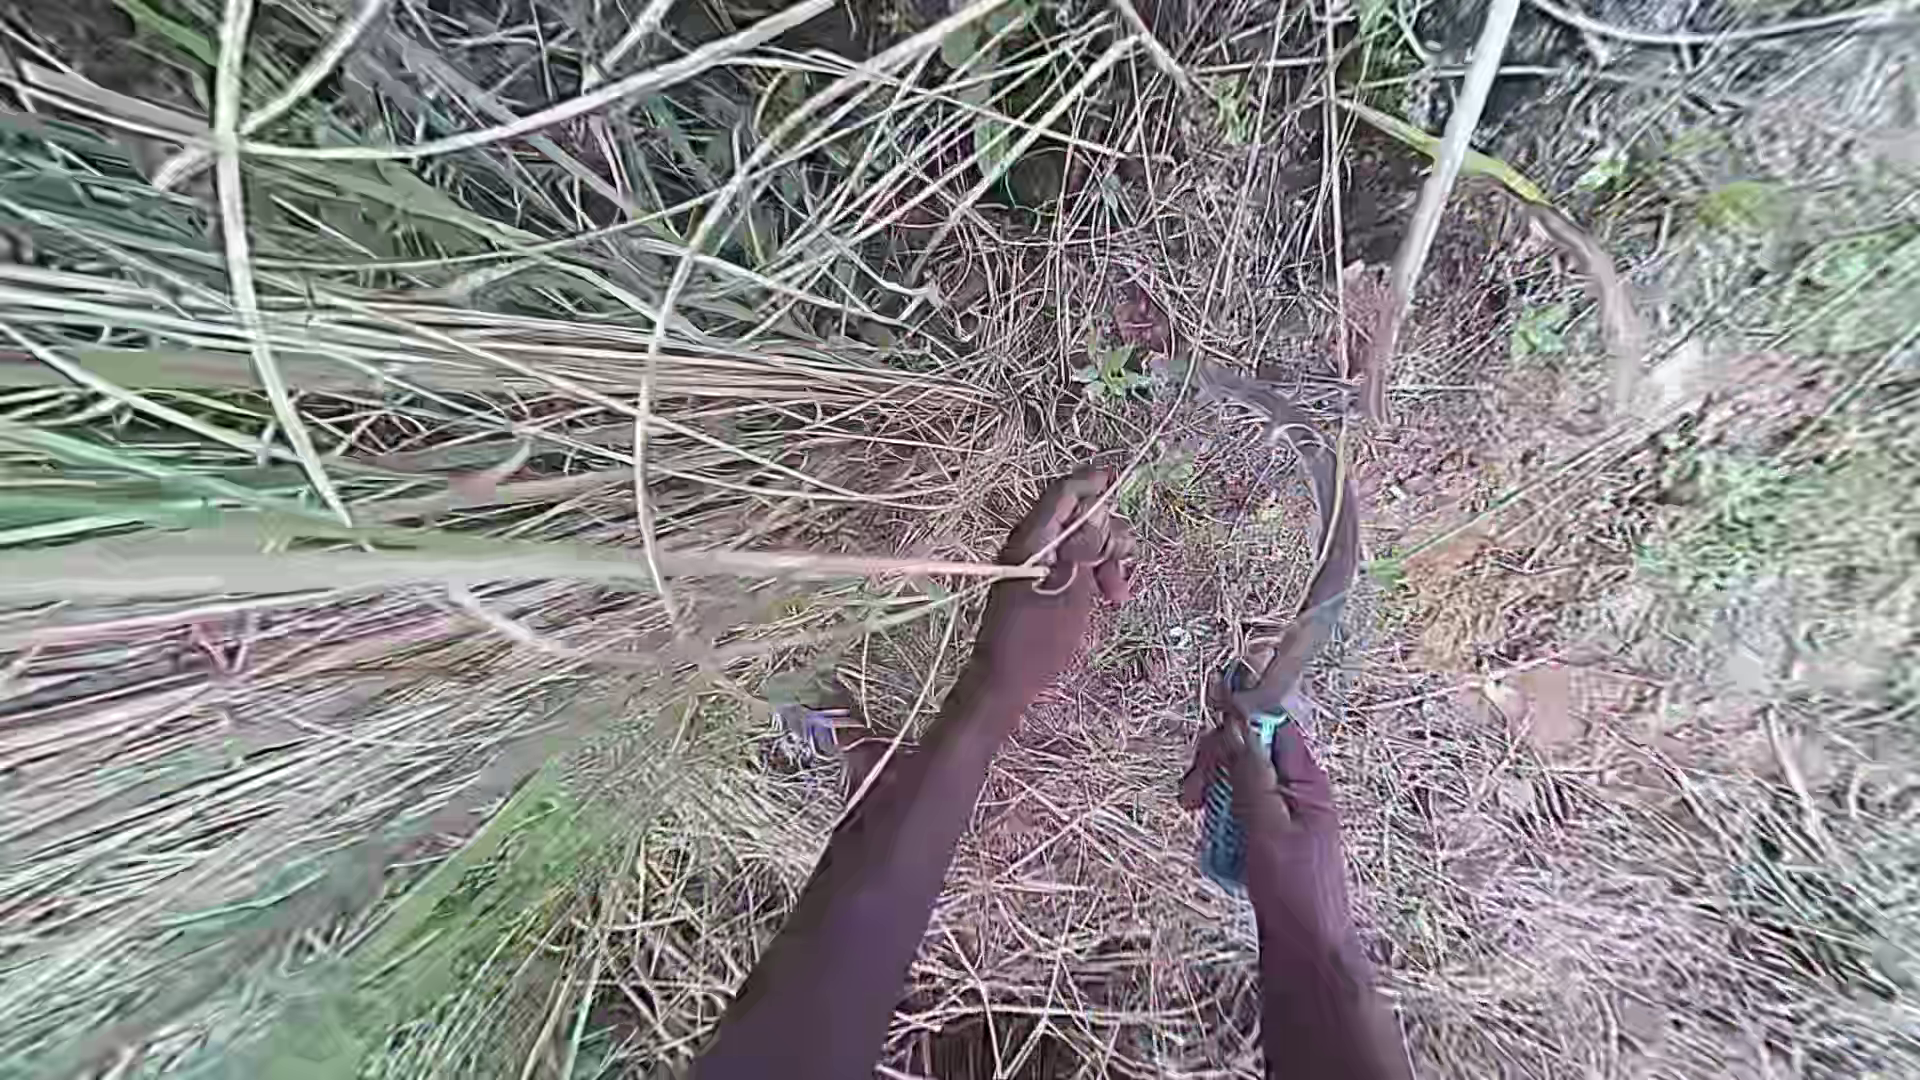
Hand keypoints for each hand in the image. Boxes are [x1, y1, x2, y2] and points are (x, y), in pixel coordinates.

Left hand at [970, 467, 1133, 707]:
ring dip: (1105, 560)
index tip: (1116, 479)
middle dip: (1108, 535)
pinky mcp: (1038, 583)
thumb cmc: (1039, 640)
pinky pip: (1071, 565)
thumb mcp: (1071, 591)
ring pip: (1079, 544)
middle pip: (1076, 518)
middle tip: (1123, 566)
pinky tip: (1108, 596)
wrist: (1005, 680)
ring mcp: (1033, 564)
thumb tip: (1096, 512)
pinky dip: (1092, 575)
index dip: (1090, 483)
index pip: (1062, 495)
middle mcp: (1031, 545)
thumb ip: (1084, 548)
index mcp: (1033, 540)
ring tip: (1118, 594)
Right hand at [1180, 721, 1353, 951]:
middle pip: (1246, 749)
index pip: (1272, 727)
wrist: (1304, 952)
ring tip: (1191, 806)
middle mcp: (1291, 788)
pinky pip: (1232, 799)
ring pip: (1234, 773)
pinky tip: (1200, 819)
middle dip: (1214, 760)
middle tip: (1194, 786)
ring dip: (1209, 783)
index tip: (1209, 726)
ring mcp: (1276, 808)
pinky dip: (1213, 804)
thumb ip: (1251, 774)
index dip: (1240, 719)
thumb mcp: (1268, 826)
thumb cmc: (1294, 890)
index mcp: (1305, 781)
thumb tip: (1236, 725)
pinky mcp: (1261, 827)